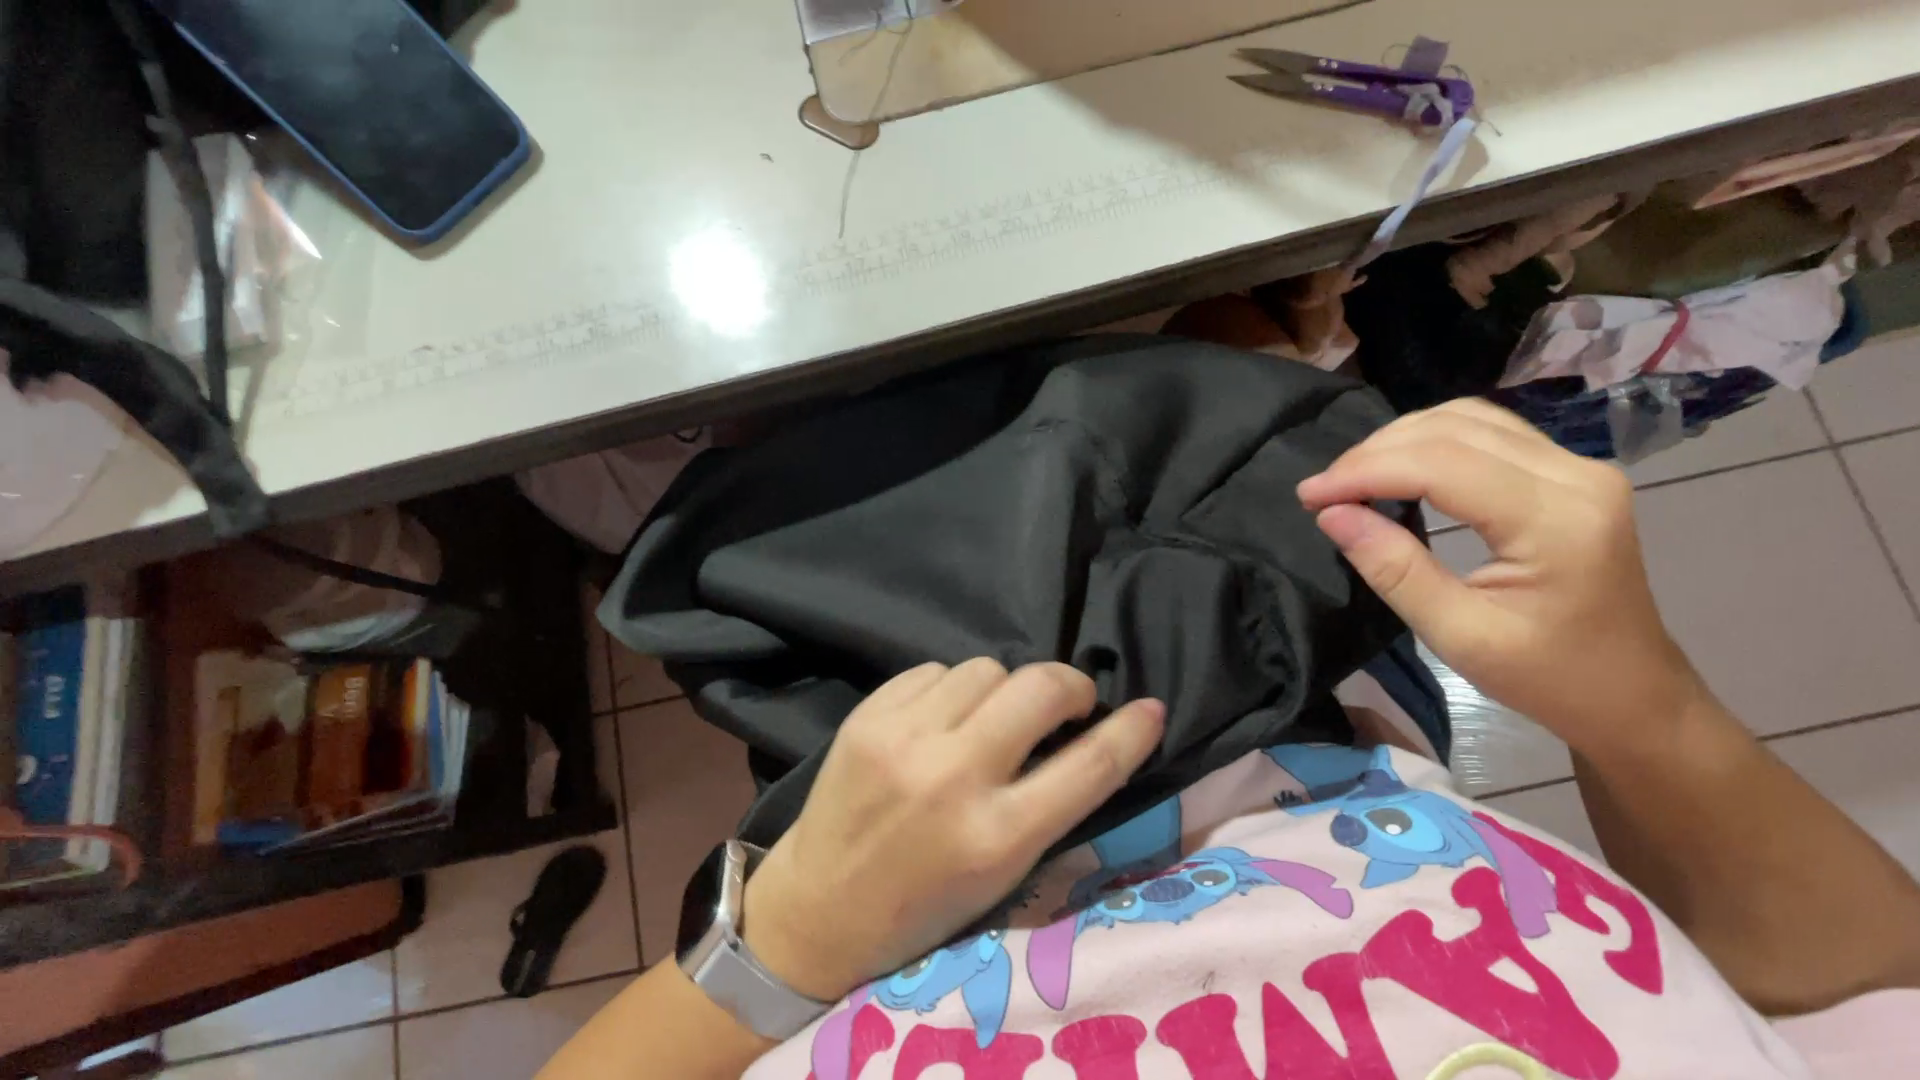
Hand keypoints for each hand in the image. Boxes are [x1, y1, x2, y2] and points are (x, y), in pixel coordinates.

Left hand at [740, 660, 1164, 1001]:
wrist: (818, 907)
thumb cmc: (924, 906)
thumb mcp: (1002, 876)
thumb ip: (1048, 805)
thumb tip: (1089, 734)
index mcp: (998, 838)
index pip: (1089, 766)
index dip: (1131, 732)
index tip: (1150, 709)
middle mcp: (953, 778)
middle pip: (1041, 689)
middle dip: (1070, 686)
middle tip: (1069, 703)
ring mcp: (904, 740)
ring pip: (987, 667)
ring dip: (1005, 688)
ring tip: (993, 718)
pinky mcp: (867, 717)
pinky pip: (936, 670)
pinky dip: (953, 688)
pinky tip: (943, 718)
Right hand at [1296, 399, 1704, 756]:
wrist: (1632, 694)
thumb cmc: (1548, 677)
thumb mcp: (1459, 636)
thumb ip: (1395, 570)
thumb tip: (1332, 515)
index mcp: (1555, 521)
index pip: (1442, 465)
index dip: (1366, 471)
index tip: (1309, 495)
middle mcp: (1576, 476)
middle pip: (1454, 429)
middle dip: (1375, 453)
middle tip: (1323, 491)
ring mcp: (1579, 468)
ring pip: (1469, 419)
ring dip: (1400, 440)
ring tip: (1353, 479)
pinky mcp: (1571, 472)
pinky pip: (1489, 432)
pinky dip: (1432, 441)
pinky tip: (1399, 467)